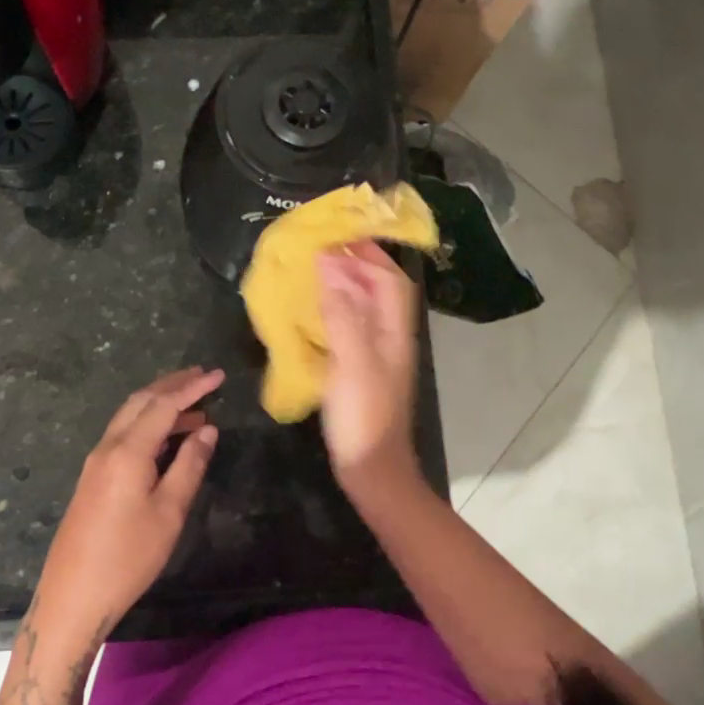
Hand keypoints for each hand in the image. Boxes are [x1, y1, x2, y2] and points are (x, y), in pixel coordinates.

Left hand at [33, 367, 222, 636]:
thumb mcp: (169, 513)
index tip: (218, 375)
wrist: (73, 596)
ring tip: (195, 409)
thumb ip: (189, 466)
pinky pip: (123, 434)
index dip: (192, 387)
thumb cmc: (128, 557)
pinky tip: (168, 438)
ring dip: (160, 405)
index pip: (164, 405)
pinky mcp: (93, 478)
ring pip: (130, 417)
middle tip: (203, 376)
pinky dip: (148, 424)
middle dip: (172, 385)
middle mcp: (108, 447)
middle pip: (141, 401)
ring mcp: (96, 462)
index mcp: (128, 451)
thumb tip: (207, 429)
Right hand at [316, 243, 421, 490]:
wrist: (372, 470)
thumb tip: (330, 264)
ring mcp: (376, 356)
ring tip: (311, 273)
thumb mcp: (353, 361)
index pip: (389, 278)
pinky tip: (310, 314)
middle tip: (319, 249)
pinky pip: (350, 329)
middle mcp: (389, 338)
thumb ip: (343, 312)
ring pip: (364, 308)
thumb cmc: (364, 416)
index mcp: (394, 332)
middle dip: (354, 264)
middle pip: (378, 290)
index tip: (339, 234)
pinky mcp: (360, 372)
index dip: (369, 253)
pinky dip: (333, 313)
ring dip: (343, 286)